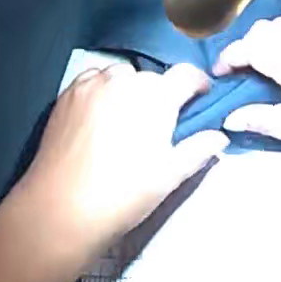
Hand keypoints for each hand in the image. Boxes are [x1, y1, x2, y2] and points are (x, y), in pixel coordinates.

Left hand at [3, 63, 229, 259]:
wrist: (61, 206)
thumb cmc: (123, 194)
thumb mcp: (169, 175)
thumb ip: (197, 149)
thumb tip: (219, 136)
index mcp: (155, 97)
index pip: (186, 74)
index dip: (197, 83)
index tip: (199, 97)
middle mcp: (123, 81)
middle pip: (151, 77)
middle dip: (160, 94)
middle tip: (158, 123)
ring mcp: (91, 84)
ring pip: (120, 76)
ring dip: (129, 89)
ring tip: (126, 119)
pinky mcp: (66, 93)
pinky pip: (92, 80)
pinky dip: (101, 90)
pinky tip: (100, 116)